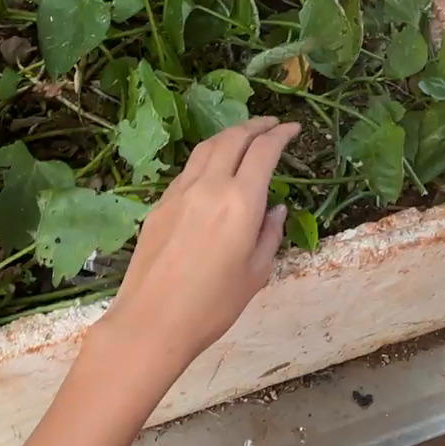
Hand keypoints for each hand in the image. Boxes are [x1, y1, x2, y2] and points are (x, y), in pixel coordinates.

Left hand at [98, 117, 299, 365]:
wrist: (152, 321)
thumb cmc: (212, 306)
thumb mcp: (256, 274)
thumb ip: (269, 235)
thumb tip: (275, 210)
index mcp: (240, 202)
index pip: (263, 152)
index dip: (280, 135)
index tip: (292, 129)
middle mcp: (208, 187)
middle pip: (232, 139)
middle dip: (255, 126)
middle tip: (271, 124)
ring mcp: (179, 193)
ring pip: (205, 149)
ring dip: (228, 136)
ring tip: (243, 137)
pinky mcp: (159, 206)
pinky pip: (187, 171)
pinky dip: (206, 159)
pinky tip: (211, 170)